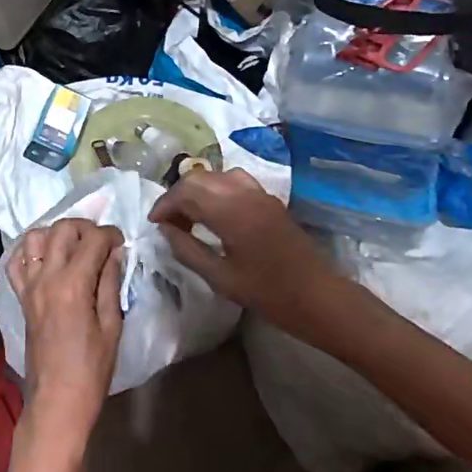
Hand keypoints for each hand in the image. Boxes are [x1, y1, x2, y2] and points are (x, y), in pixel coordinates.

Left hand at [9, 218, 125, 425]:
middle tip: (101, 242)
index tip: (121, 243)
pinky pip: (15, 263)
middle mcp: (47, 278)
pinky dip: (29, 252)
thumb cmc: (92, 369)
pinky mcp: (20, 298)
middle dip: (85, 227)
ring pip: (35, 238)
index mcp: (73, 285)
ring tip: (74, 247)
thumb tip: (115, 252)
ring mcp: (29, 287)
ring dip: (57, 234)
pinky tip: (46, 258)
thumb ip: (111, 283)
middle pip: (62, 229)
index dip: (111, 235)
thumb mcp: (112, 325)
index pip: (93, 239)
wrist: (56, 402)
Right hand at [149, 169, 348, 338]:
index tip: (155, 223)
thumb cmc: (268, 293)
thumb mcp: (220, 278)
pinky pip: (234, 181)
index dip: (165, 204)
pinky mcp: (268, 198)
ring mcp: (259, 192)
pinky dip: (216, 190)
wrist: (317, 295)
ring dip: (197, 191)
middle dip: (178, 195)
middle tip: (168, 223)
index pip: (187, 191)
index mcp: (231, 211)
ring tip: (188, 218)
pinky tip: (213, 214)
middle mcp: (244, 192)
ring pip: (217, 176)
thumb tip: (166, 230)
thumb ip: (188, 250)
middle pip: (200, 178)